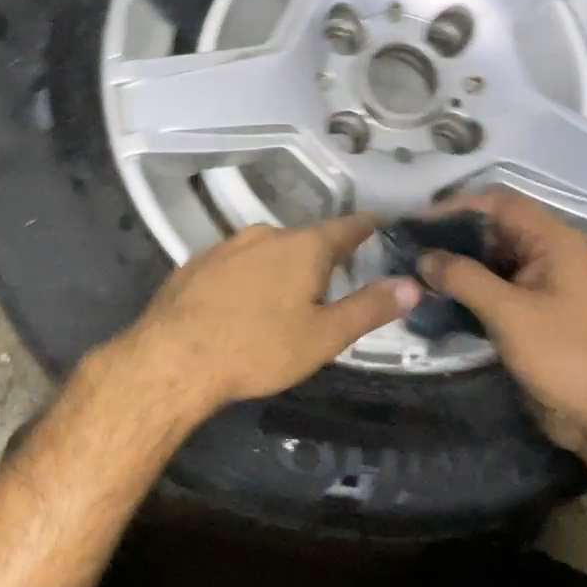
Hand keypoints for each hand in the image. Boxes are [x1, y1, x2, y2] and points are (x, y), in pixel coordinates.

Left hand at [113, 215, 420, 415]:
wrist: (172, 360)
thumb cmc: (258, 349)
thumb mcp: (324, 337)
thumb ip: (369, 308)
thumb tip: (413, 285)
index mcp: (303, 247)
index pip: (347, 227)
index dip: (366, 228)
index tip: (380, 226)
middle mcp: (264, 235)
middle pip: (304, 241)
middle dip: (320, 260)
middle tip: (329, 290)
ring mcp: (224, 246)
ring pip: (266, 252)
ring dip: (280, 270)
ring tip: (283, 303)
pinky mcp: (194, 265)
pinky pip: (234, 266)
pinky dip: (247, 279)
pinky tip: (239, 308)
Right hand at [418, 189, 586, 452]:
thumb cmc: (566, 356)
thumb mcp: (510, 313)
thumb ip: (464, 278)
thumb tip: (424, 257)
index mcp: (557, 243)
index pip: (501, 204)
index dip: (457, 207)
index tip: (416, 222)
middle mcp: (553, 257)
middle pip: (498, 232)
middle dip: (454, 238)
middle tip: (409, 249)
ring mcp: (547, 289)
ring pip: (497, 264)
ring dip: (460, 267)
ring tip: (416, 273)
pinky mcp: (538, 317)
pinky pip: (501, 293)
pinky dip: (472, 293)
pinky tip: (440, 301)